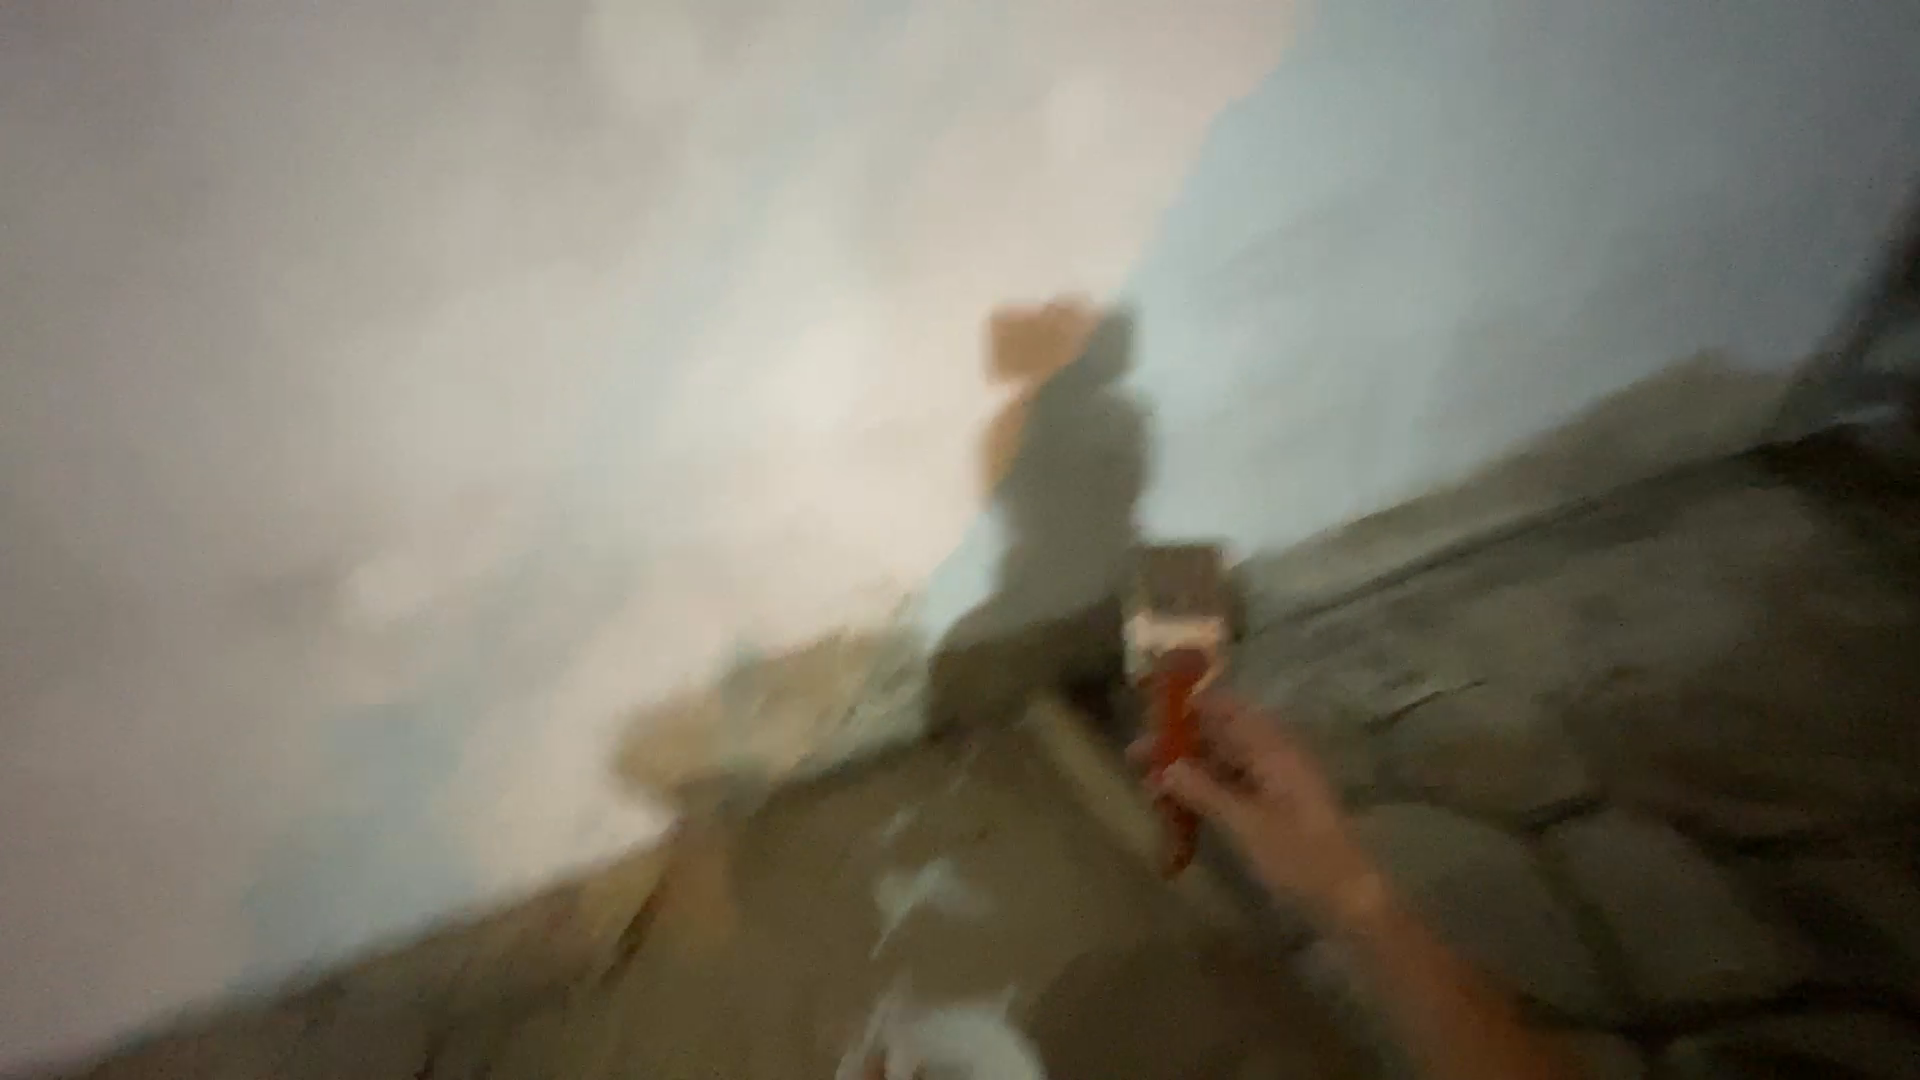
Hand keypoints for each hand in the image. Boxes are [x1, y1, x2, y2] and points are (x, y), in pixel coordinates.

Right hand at [1136, 694, 1385, 927]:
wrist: (1354, 905)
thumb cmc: (1302, 858)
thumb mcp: (1246, 824)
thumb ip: (1202, 790)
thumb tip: (1164, 767)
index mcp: (1271, 747)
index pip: (1223, 706)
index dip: (1186, 705)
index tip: (1149, 713)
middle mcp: (1272, 754)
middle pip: (1217, 733)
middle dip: (1177, 742)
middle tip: (1136, 758)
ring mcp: (1274, 781)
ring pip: (1220, 760)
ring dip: (1186, 769)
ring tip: (1149, 788)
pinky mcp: (1274, 806)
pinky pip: (1230, 784)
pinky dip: (1203, 791)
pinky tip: (1178, 808)